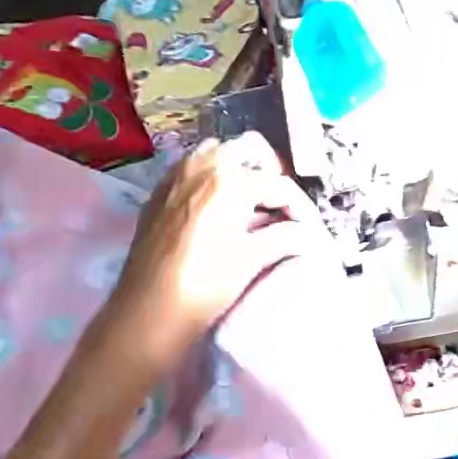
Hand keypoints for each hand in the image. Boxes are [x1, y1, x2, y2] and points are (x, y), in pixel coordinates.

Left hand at [103, 132, 315, 369]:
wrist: (149, 309)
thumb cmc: (204, 285)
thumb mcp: (251, 260)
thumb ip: (283, 238)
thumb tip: (305, 233)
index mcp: (229, 179)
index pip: (278, 184)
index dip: (299, 206)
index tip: (308, 227)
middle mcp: (201, 166)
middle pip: (248, 149)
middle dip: (270, 171)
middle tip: (279, 203)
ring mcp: (175, 176)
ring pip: (216, 152)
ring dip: (238, 168)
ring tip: (249, 202)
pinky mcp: (159, 193)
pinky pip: (191, 169)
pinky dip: (210, 178)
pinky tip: (217, 209)